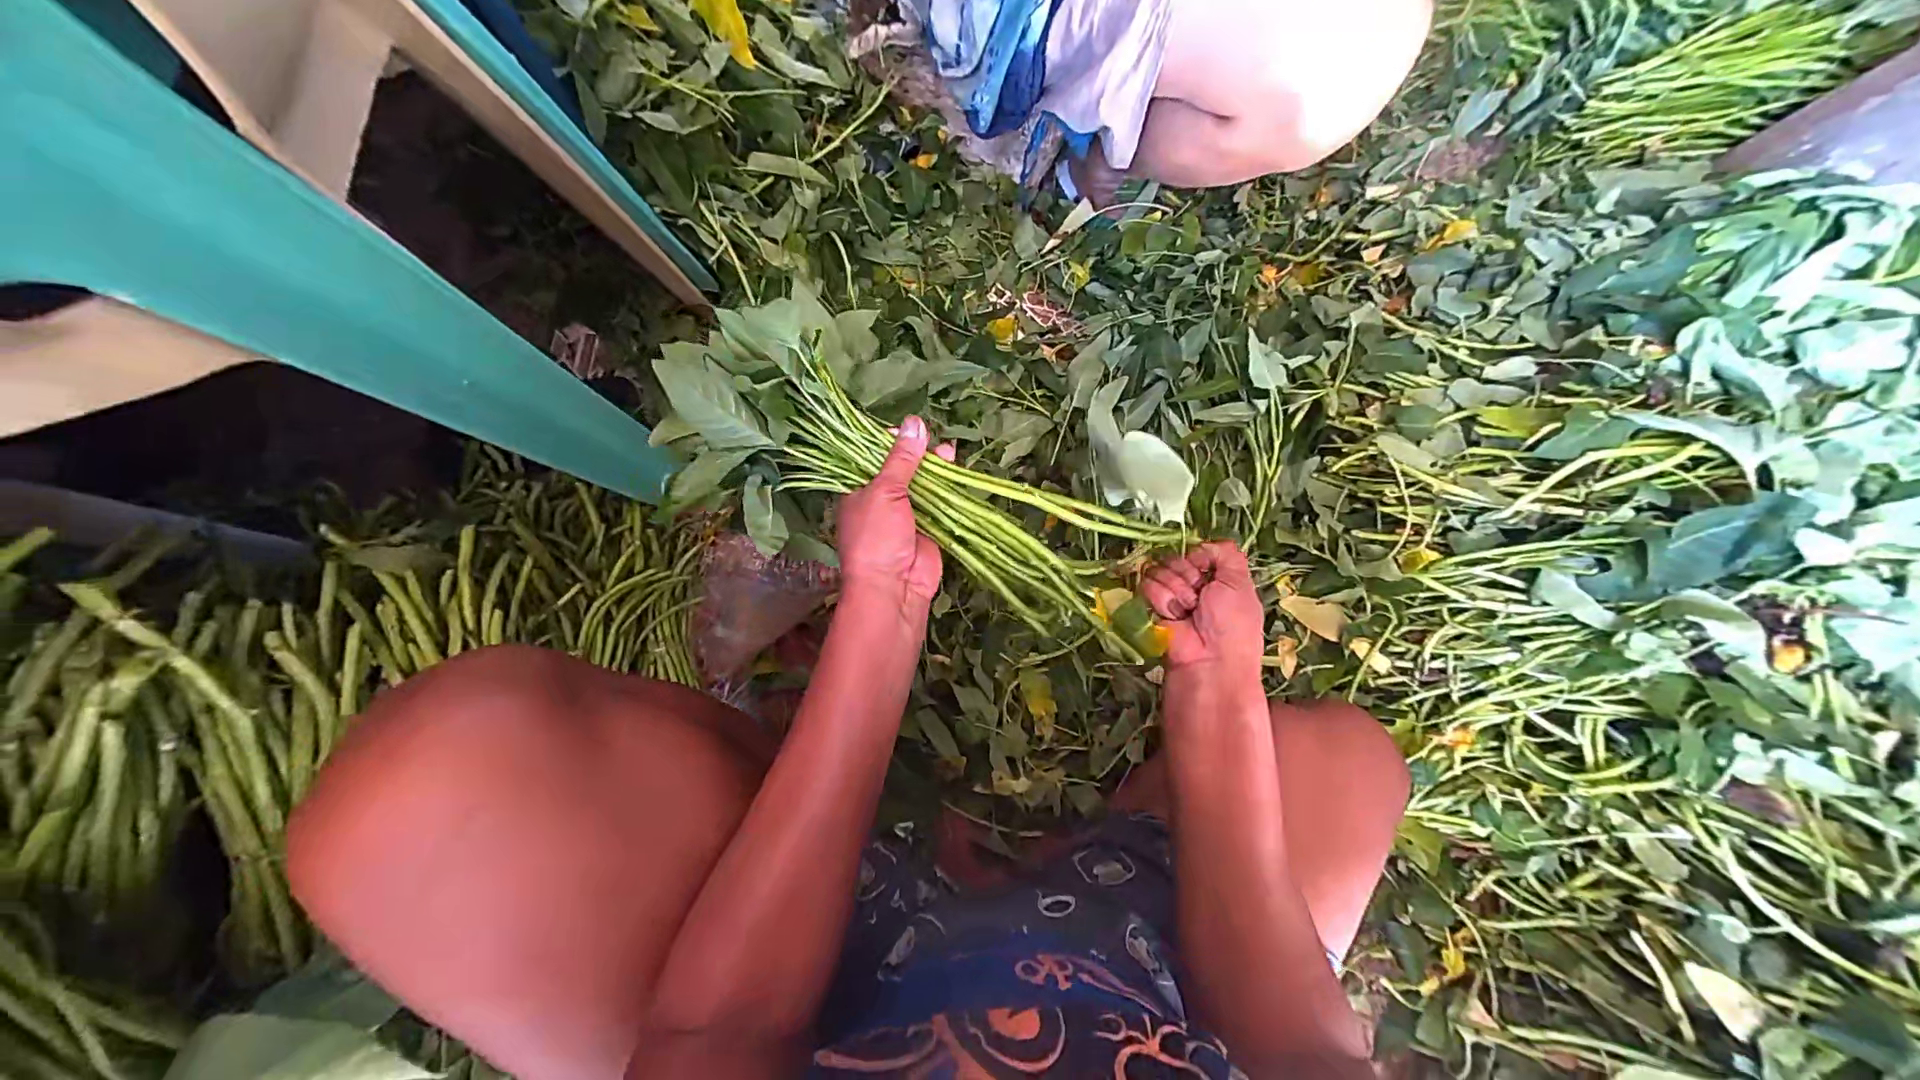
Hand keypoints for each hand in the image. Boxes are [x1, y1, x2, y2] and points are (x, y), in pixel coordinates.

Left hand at [836, 416, 952, 608]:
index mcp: (858, 490)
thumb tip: (915, 423)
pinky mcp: (928, 527)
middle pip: (901, 469)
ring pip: (922, 485)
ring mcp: (906, 514)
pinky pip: (939, 503)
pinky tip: (957, 472)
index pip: (873, 457)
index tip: (908, 429)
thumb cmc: (877, 537)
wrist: (893, 587)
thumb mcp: (885, 491)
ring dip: (935, 469)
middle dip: (917, 454)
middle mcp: (881, 500)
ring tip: (948, 451)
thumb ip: (902, 459)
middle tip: (932, 438)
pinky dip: (948, 490)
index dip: (890, 442)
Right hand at [1141, 541, 1265, 680]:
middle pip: (1175, 557)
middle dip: (1188, 575)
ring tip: (1188, 610)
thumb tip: (1199, 546)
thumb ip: (1226, 553)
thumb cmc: (1232, 622)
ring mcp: (1169, 595)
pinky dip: (1163, 600)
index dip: (1199, 556)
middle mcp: (1191, 584)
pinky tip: (1175, 616)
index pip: (1195, 549)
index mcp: (1215, 577)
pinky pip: (1148, 586)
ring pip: (1160, 570)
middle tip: (1200, 598)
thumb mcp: (1240, 582)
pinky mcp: (1151, 606)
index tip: (1207, 570)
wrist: (1210, 660)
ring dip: (1176, 590)